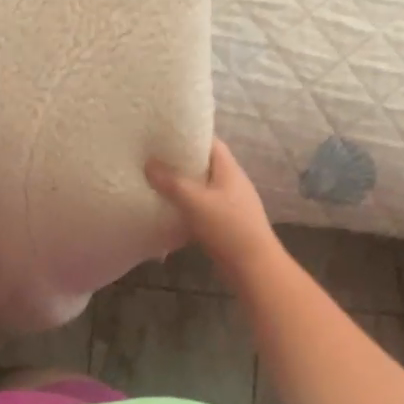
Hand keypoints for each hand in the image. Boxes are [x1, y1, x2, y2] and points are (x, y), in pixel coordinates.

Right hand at [146, 139, 282, 278]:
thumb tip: (148, 163)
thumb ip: (171, 182)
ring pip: (202, 186)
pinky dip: (187, 204)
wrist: (254, 268)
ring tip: (156, 181)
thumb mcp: (195, 201)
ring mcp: (231, 203)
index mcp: (229, 169)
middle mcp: (232, 182)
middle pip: (204, 163)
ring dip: (182, 184)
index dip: (188, 134)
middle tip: (153, 157)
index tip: (163, 134)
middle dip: (180, 160)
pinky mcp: (227, 222)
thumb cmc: (227, 228)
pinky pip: (203, 206)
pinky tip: (169, 209)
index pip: (210, 141)